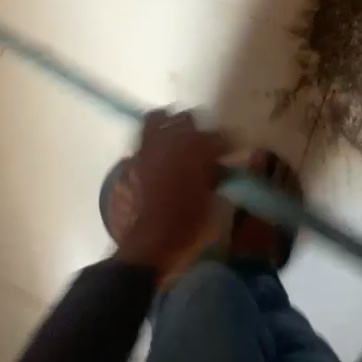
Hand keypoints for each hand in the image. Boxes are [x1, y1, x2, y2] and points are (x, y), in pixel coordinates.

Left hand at [113, 109, 229, 274]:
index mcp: (196, 152)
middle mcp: (170, 142)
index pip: (217, 137)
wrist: (150, 243)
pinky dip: (152, 143)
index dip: (224, 145)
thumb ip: (216, 178)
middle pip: (185, 120)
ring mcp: (147, 147)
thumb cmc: (186, 227)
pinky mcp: (132, 159)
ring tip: (177, 141)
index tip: (229, 154)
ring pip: (158, 119)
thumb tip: (219, 167)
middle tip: (202, 147)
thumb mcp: (212, 204)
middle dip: (196, 131)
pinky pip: (143, 139)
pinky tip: (157, 157)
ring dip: (170, 126)